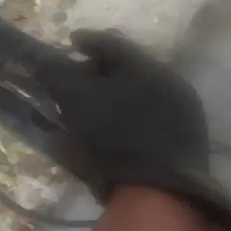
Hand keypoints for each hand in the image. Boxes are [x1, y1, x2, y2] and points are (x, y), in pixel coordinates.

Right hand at [37, 30, 230, 230]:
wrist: (159, 190)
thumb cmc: (110, 134)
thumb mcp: (70, 96)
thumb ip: (52, 68)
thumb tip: (39, 54)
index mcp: (147, 68)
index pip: (111, 42)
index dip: (85, 40)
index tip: (68, 43)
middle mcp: (173, 82)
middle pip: (130, 64)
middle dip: (101, 66)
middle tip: (78, 73)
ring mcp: (187, 110)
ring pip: (144, 86)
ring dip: (117, 87)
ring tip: (95, 99)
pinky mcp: (191, 134)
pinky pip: (155, 107)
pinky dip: (132, 105)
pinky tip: (117, 119)